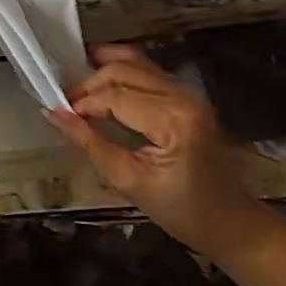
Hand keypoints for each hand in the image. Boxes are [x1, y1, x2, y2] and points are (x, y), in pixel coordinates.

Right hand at [46, 44, 275, 259]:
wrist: (231, 222)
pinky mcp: (188, 97)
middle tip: (67, 104)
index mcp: (173, 121)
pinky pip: (150, 70)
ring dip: (105, 70)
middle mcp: (183, 97)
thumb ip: (90, 143)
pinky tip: (102, 76)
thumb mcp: (129, 181)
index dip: (84, 103)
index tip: (61, 115)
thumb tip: (54, 114)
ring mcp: (189, 94)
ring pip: (137, 63)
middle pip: (124, 71)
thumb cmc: (182, 210)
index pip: (115, 97)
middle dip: (91, 84)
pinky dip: (123, 69)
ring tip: (78, 86)